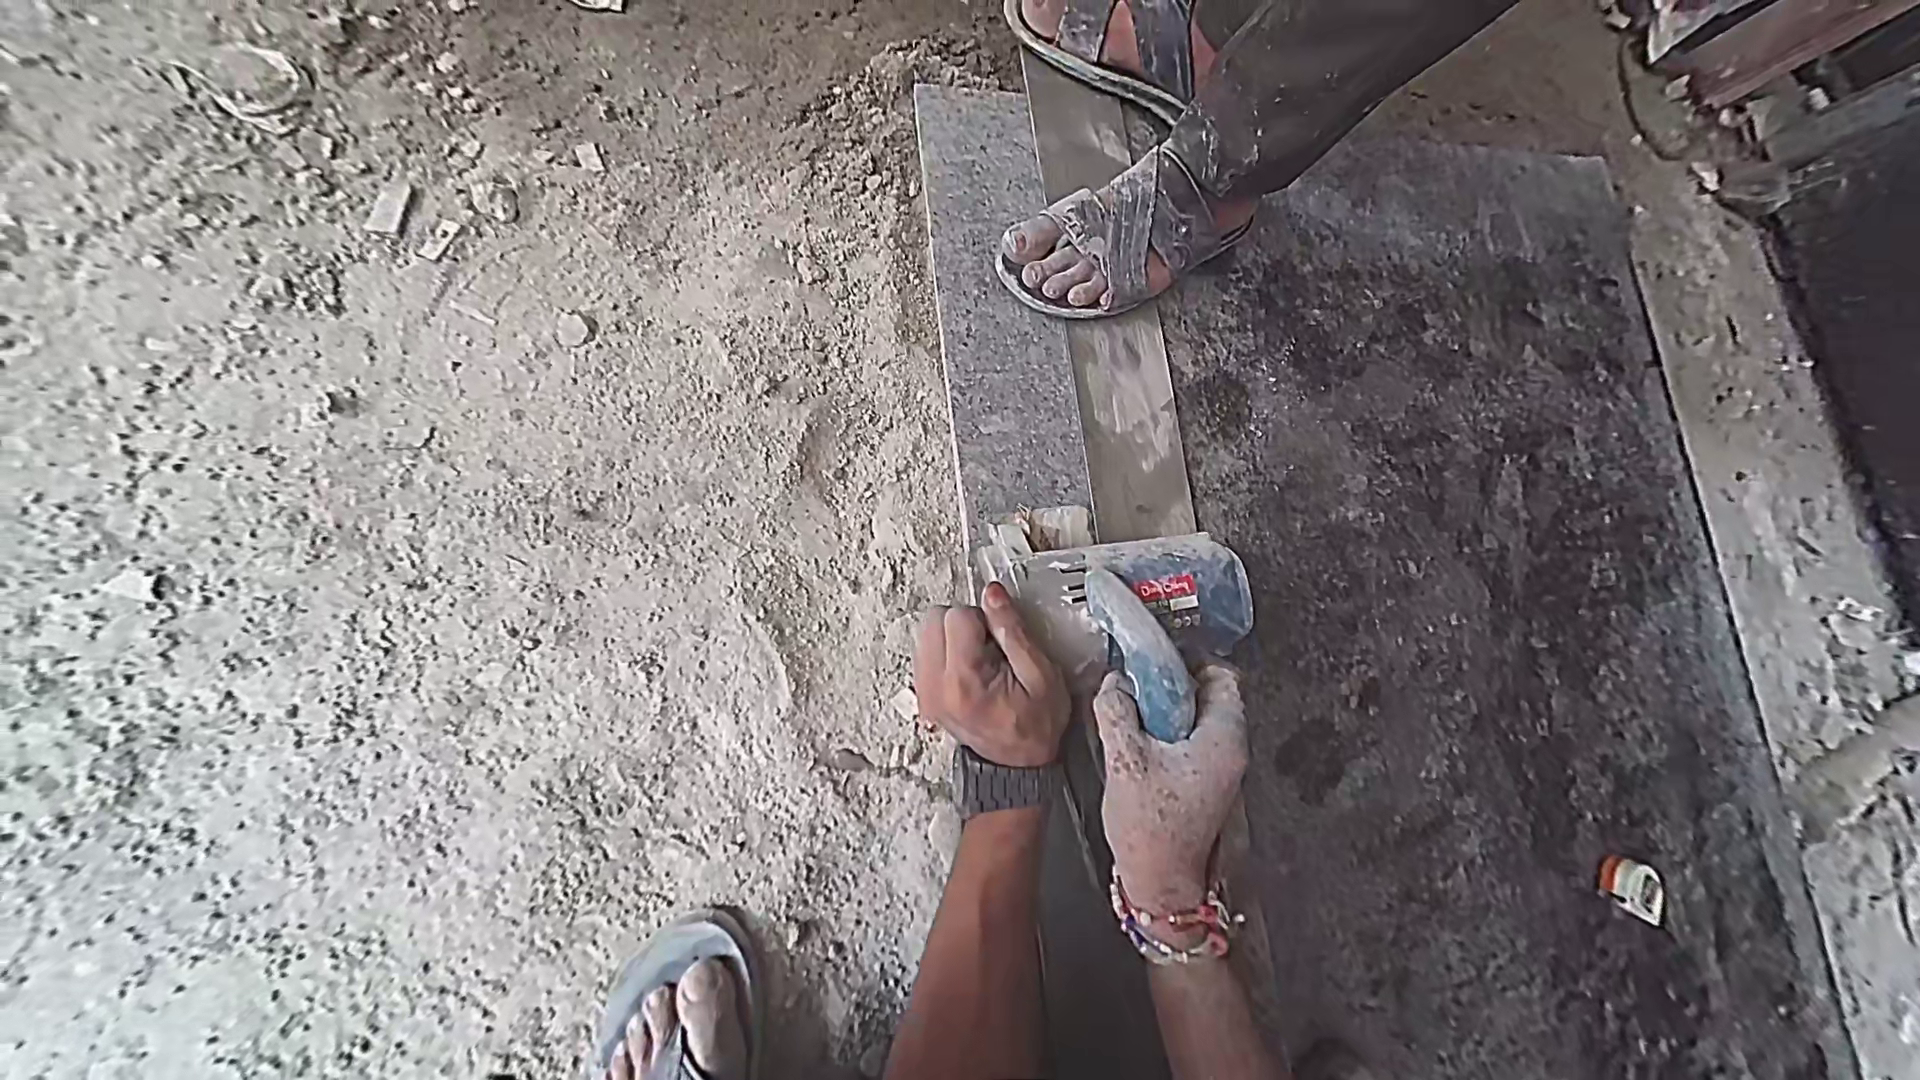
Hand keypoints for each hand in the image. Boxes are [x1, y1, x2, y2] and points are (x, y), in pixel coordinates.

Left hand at [915, 583, 1070, 767]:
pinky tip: (969, 669)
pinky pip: (925, 650)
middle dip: (963, 622)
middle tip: (990, 648)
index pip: (956, 615)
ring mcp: (924, 693)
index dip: (983, 618)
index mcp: (963, 681)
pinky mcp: (922, 694)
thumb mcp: (1042, 675)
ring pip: (926, 631)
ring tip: (980, 661)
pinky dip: (945, 650)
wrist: (1018, 766)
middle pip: (933, 618)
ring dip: (953, 635)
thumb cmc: (1035, 726)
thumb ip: (1013, 630)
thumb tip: (992, 593)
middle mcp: (934, 686)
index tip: (1000, 641)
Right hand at [1094, 663, 1247, 912]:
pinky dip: (1163, 726)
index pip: (1222, 677)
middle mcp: (1229, 750)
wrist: (1158, 882)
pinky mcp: (1201, 779)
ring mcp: (1217, 766)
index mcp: (1223, 740)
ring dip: (1163, 705)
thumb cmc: (1150, 826)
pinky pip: (1186, 736)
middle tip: (1135, 679)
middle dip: (1170, 681)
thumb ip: (1116, 710)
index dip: (1189, 659)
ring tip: (1130, 704)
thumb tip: (1114, 680)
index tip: (1156, 656)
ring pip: (1193, 715)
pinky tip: (1135, 732)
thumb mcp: (1124, 759)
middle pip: (1206, 693)